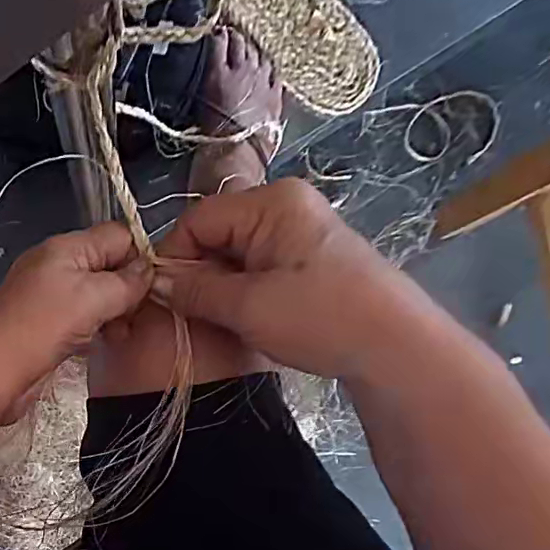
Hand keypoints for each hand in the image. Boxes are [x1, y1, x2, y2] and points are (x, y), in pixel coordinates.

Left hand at [0, 222, 151, 446]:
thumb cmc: (40, 329)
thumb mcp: (92, 297)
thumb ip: (127, 281)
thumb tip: (149, 269)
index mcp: (65, 247)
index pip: (118, 236)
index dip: (140, 258)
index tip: (153, 289)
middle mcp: (56, 266)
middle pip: (108, 266)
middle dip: (128, 289)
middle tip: (136, 318)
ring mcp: (48, 296)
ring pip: (96, 295)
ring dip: (114, 313)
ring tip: (120, 335)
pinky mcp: (44, 325)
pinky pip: (81, 318)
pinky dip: (95, 328)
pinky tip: (101, 344)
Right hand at [150, 178, 397, 376]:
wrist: (394, 347)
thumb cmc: (319, 317)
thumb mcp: (246, 306)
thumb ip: (194, 291)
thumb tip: (154, 282)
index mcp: (270, 202)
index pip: (197, 219)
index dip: (173, 258)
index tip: (163, 298)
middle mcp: (283, 207)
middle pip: (215, 235)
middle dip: (196, 275)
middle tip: (190, 315)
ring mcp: (297, 234)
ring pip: (233, 256)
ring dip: (217, 288)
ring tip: (218, 321)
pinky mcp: (306, 261)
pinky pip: (255, 269)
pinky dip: (240, 293)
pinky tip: (242, 319)